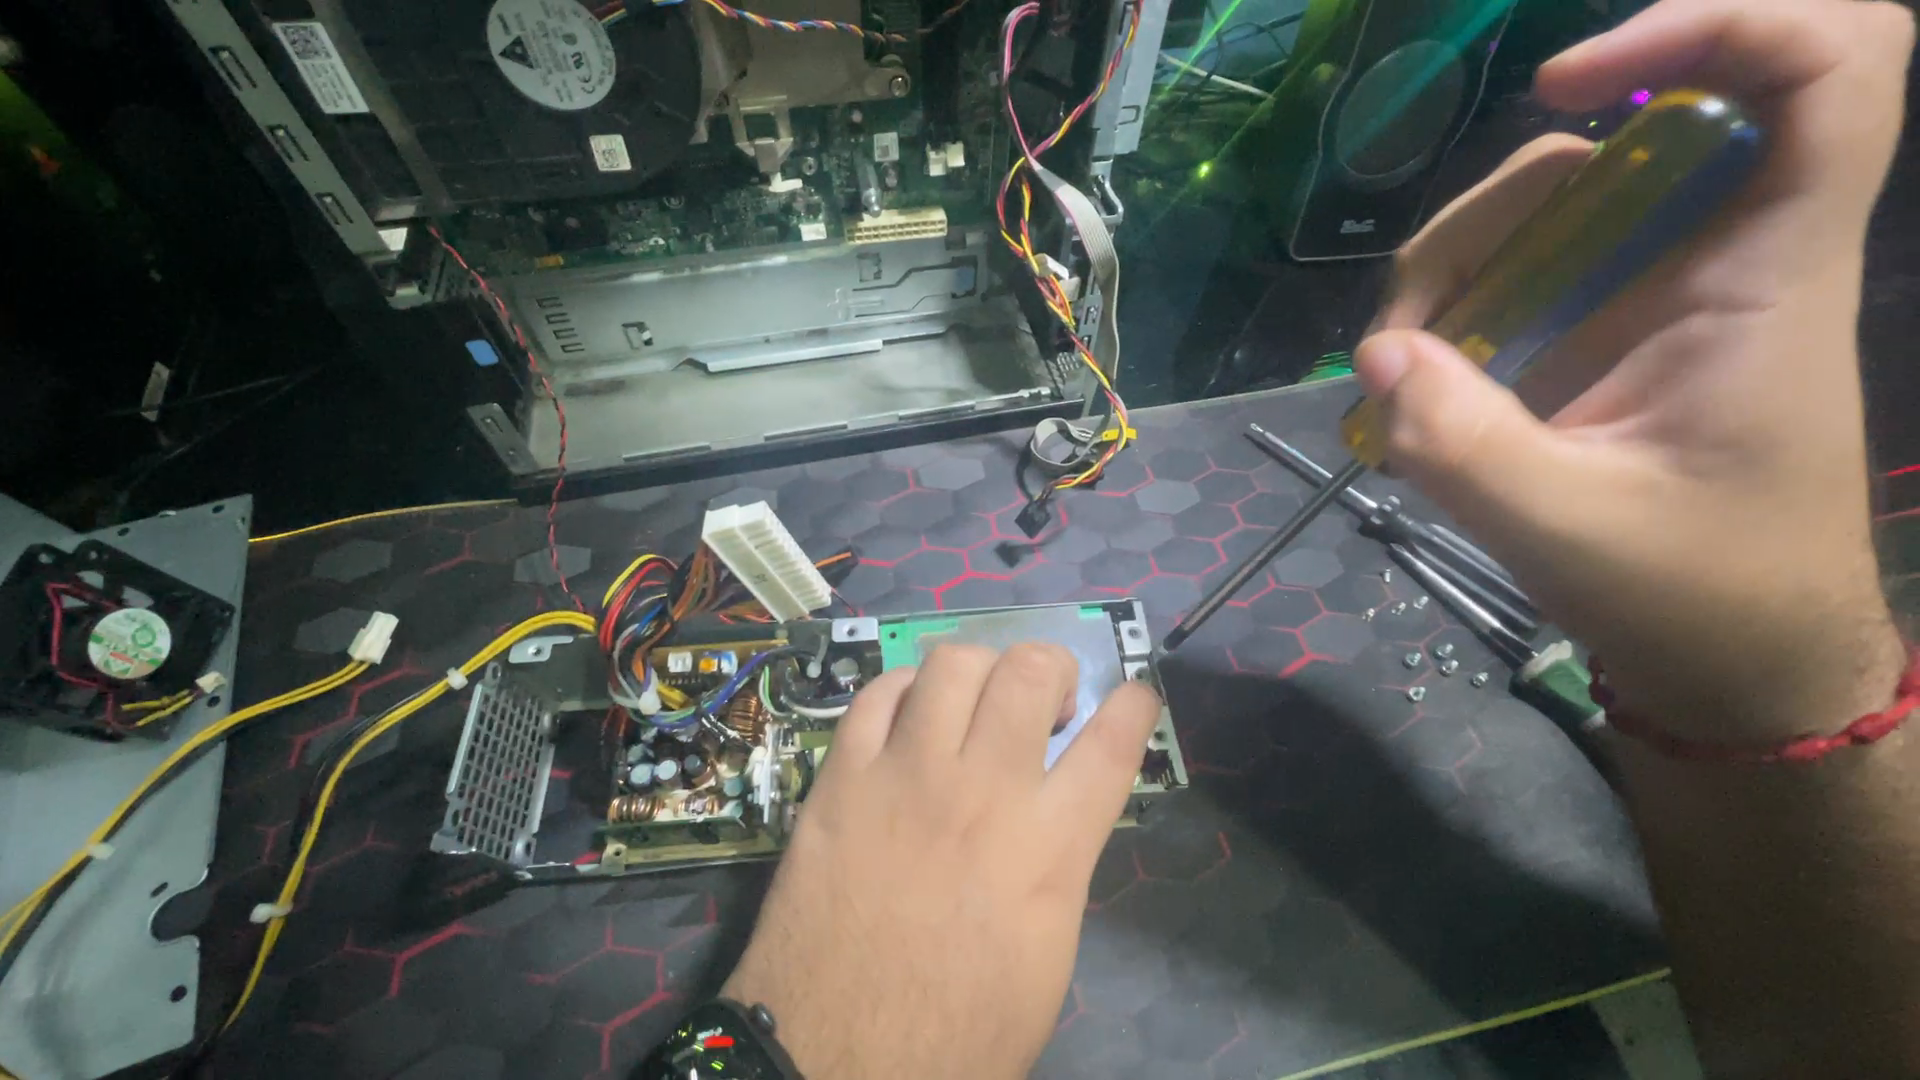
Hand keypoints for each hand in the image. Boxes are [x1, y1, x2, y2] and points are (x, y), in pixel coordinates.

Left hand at [721, 645, 1162, 1078]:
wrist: (834, 1059)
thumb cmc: (956, 1030)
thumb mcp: (1045, 955)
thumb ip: (1060, 862)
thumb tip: (1059, 804)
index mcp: (1047, 850)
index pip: (1112, 747)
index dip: (1133, 706)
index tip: (1134, 695)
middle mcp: (981, 792)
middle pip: (1029, 673)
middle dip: (1052, 667)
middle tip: (1044, 702)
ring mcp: (906, 775)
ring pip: (953, 665)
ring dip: (980, 671)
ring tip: (976, 702)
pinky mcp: (842, 778)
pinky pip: (878, 694)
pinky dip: (905, 690)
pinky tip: (910, 716)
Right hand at [1356, 0, 1913, 740]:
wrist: (1733, 658)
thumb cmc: (1695, 596)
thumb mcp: (1569, 530)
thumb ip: (1466, 447)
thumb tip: (1377, 356)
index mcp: (1763, 280)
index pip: (1819, 70)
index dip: (1709, 26)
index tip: (1563, 90)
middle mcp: (1711, 265)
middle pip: (1609, 152)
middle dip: (1485, 218)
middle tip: (1409, 330)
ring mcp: (1643, 303)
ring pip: (1543, 216)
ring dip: (1449, 273)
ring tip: (1400, 372)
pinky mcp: (1595, 343)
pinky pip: (1514, 281)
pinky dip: (1449, 316)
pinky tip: (1418, 380)